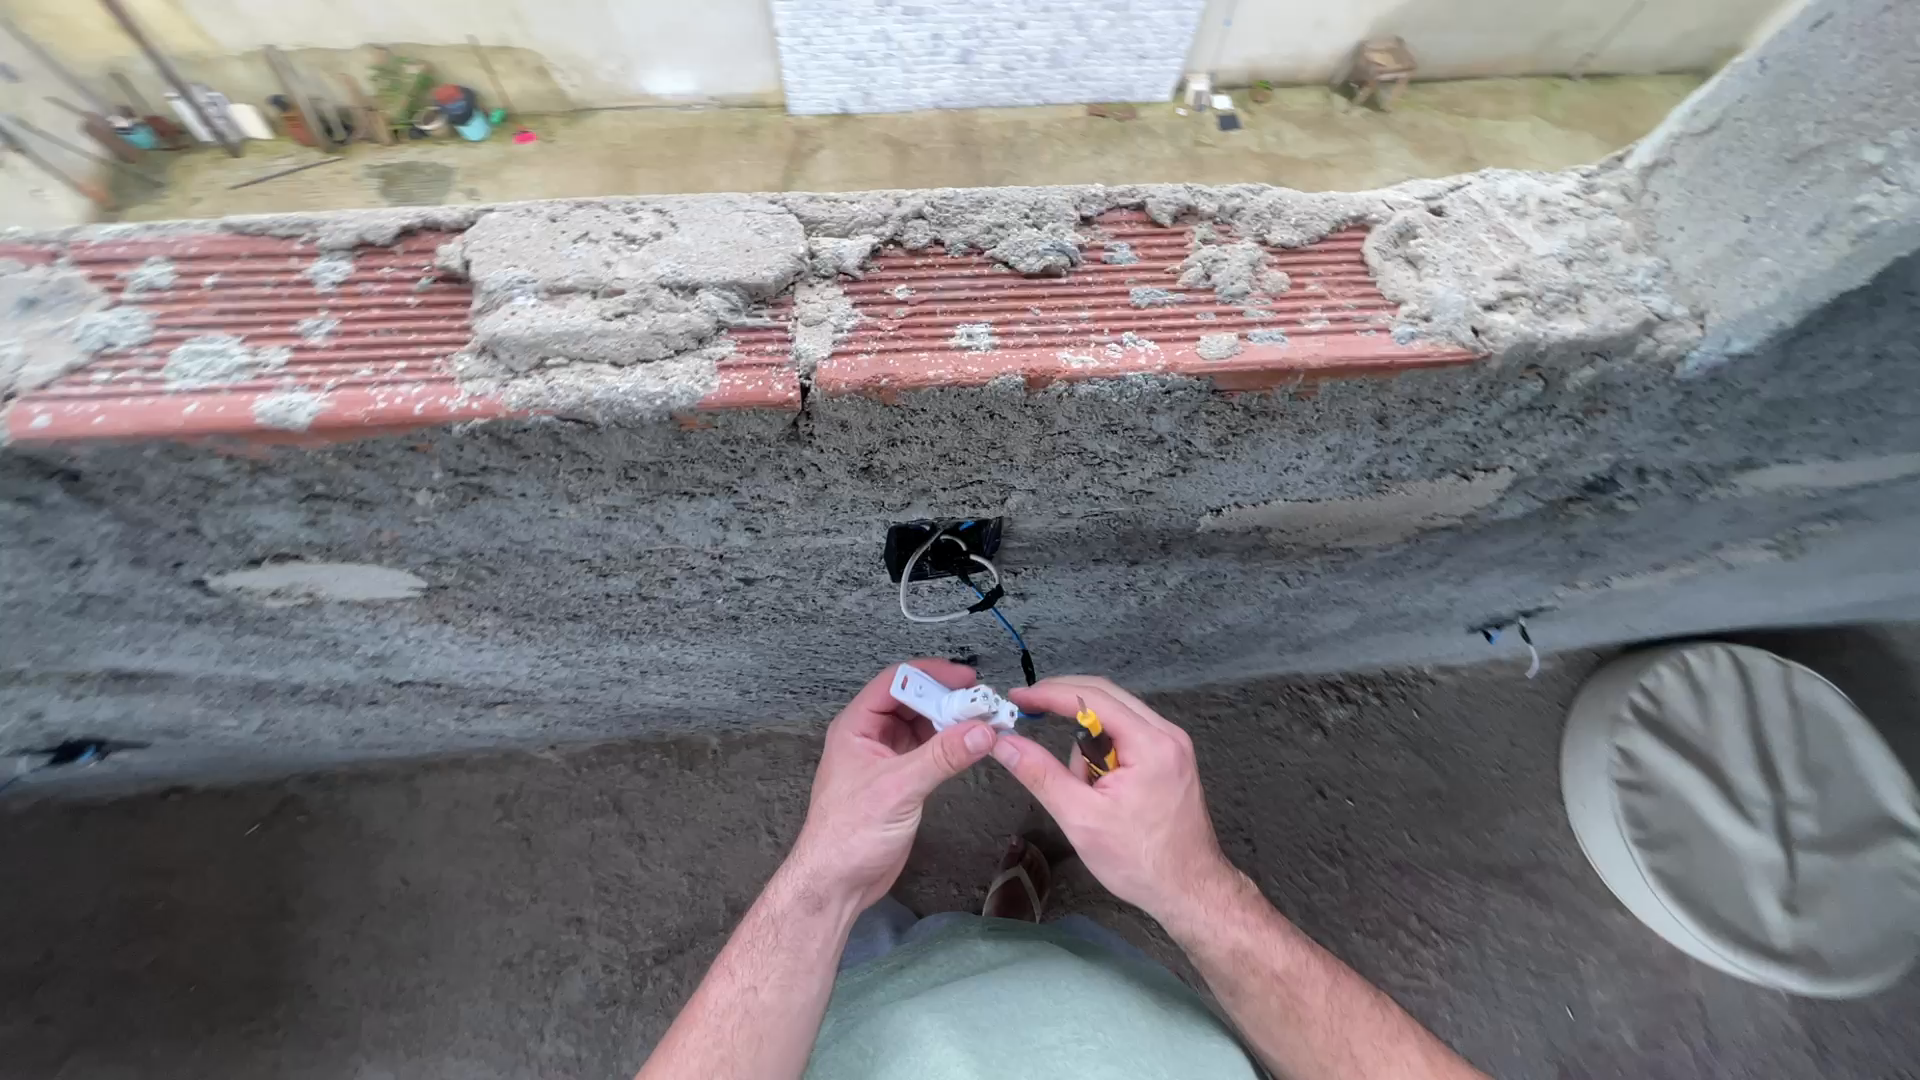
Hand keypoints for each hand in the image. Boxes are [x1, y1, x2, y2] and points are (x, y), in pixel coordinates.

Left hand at [786, 660, 996, 912]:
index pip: (896, 682)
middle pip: (913, 701)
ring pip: (923, 724)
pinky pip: (929, 749)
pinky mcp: (901, 779)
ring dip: (951, 721)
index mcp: (857, 725)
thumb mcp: (898, 788)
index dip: (931, 674)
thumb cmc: (848, 834)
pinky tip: (971, 746)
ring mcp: (886, 757)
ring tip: (983, 720)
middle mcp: (870, 735)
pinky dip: (950, 745)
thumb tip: (981, 731)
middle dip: (947, 698)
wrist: (837, 884)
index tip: (966, 679)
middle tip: (982, 702)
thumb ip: (942, 757)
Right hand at [996, 675, 1238, 926]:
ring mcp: (1172, 743)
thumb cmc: (1139, 861)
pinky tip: (1099, 785)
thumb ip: (1040, 774)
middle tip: (1029, 713)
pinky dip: (1103, 747)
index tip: (1017, 697)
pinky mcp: (1170, 756)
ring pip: (1114, 715)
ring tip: (1085, 789)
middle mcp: (1166, 732)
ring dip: (1087, 738)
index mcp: (1150, 744)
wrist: (1190, 892)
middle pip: (1105, 696)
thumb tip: (1003, 743)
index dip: (1050, 693)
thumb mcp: (1080, 818)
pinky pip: (1126, 732)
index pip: (1092, 698)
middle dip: (1064, 704)